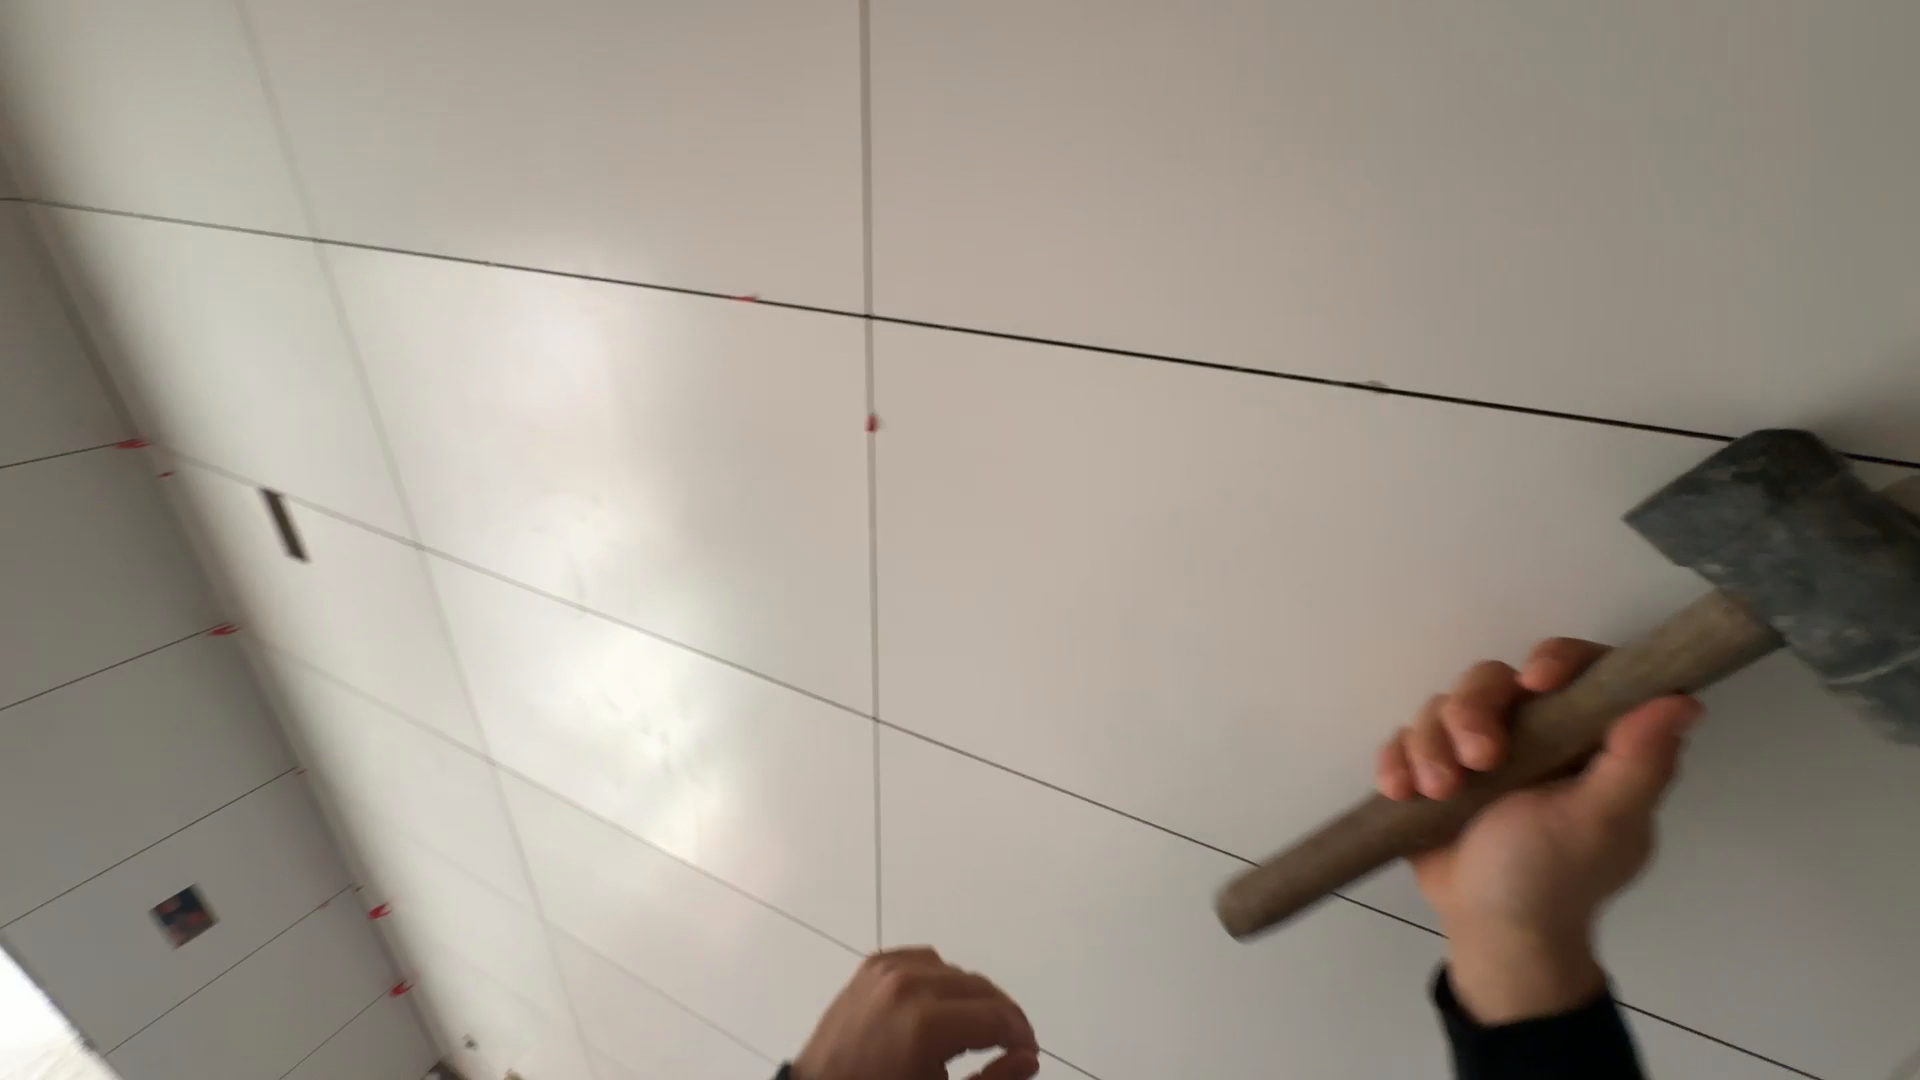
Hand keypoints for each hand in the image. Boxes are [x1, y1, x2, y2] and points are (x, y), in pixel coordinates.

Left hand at [792, 947, 1038, 1079]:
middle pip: (979, 987)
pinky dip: (939, 978)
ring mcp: (888, 969)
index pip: (995, 1016)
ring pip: (953, 971)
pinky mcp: (872, 965)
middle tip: (1010, 1043)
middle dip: (1001, 1015)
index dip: (1020, 1034)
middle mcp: (909, 983)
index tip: (1028, 1051)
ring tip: (973, 1029)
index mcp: (926, 1022)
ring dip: (970, 997)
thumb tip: (1028, 1057)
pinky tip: (940, 1006)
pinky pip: (922, 960)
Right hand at [1375, 638, 1701, 1023]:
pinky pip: (1401, 737)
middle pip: (1488, 680)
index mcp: (1583, 740)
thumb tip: (1681, 701)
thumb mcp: (1601, 821)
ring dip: (1428, 746)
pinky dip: (1395, 760)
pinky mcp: (1427, 763)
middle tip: (1477, 762)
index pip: (1580, 670)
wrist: (1489, 926)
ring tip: (1434, 793)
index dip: (1557, 660)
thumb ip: (1637, 763)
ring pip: (1438, 707)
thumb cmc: (1555, 876)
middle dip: (1470, 714)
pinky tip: (1399, 791)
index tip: (1535, 683)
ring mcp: (1472, 747)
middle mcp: (1529, 733)